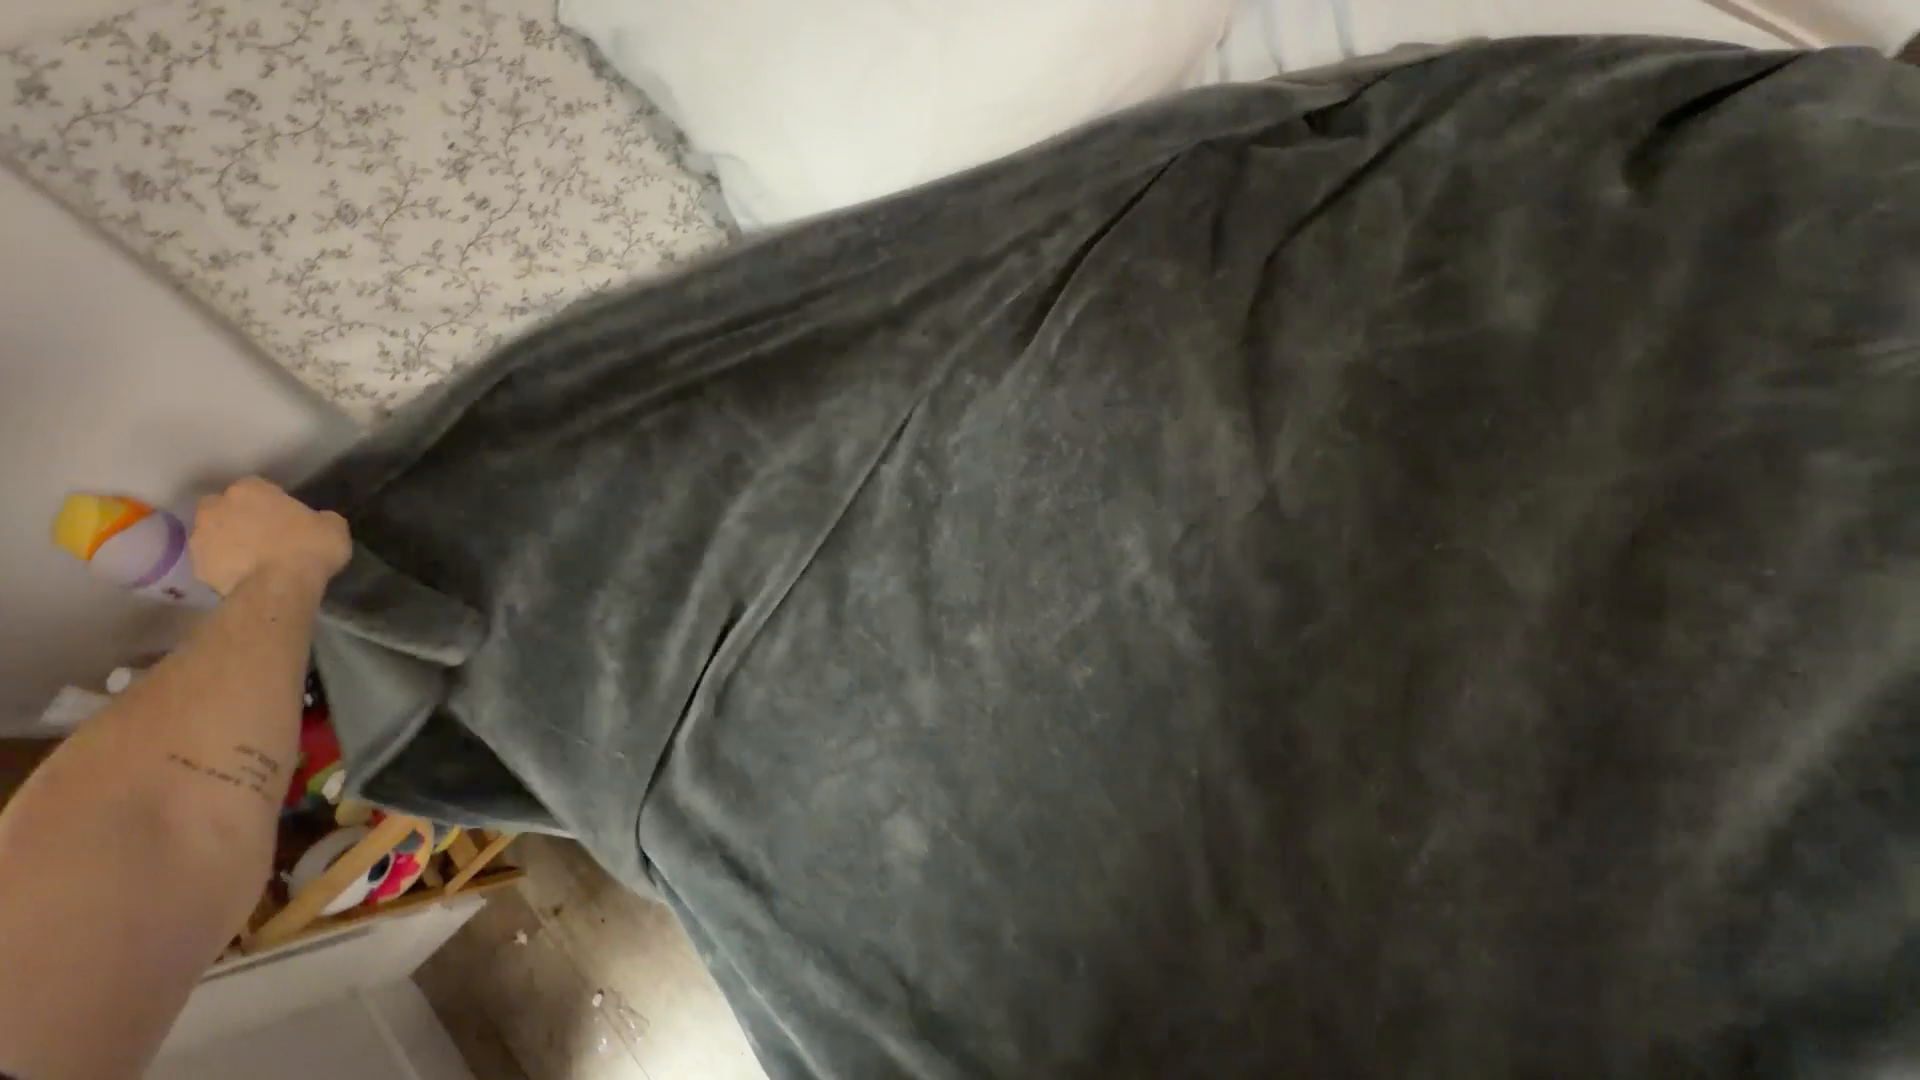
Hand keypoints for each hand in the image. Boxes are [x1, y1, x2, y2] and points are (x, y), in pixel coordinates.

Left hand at [189, 478, 350, 596]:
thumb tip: (315, 520)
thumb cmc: (309, 548)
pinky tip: (245, 574)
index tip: (285, 513)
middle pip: (222, 504)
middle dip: (237, 514)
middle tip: (261, 531)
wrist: (278, 587)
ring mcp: (201, 536)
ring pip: (212, 532)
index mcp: (251, 490)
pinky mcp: (196, 564)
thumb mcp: (333, 526)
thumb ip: (318, 517)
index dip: (271, 499)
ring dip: (227, 539)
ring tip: (252, 557)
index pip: (256, 485)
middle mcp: (217, 506)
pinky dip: (223, 564)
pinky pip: (211, 559)